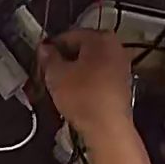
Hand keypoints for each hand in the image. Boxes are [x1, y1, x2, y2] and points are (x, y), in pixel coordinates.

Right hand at [40, 30, 135, 145]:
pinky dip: (87, 84)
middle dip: (65, 61)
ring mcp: (122, 68)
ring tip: (60, 87)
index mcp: (101, 38)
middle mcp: (116, 48)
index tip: (41, 59)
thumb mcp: (56, 75)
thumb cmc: (82, 96)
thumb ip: (48, 58)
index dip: (51, 48)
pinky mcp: (123, 87)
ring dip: (75, 73)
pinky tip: (76, 96)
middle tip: (49, 74)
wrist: (107, 128)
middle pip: (83, 50)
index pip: (69, 35)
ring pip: (91, 65)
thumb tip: (45, 49)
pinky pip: (99, 79)